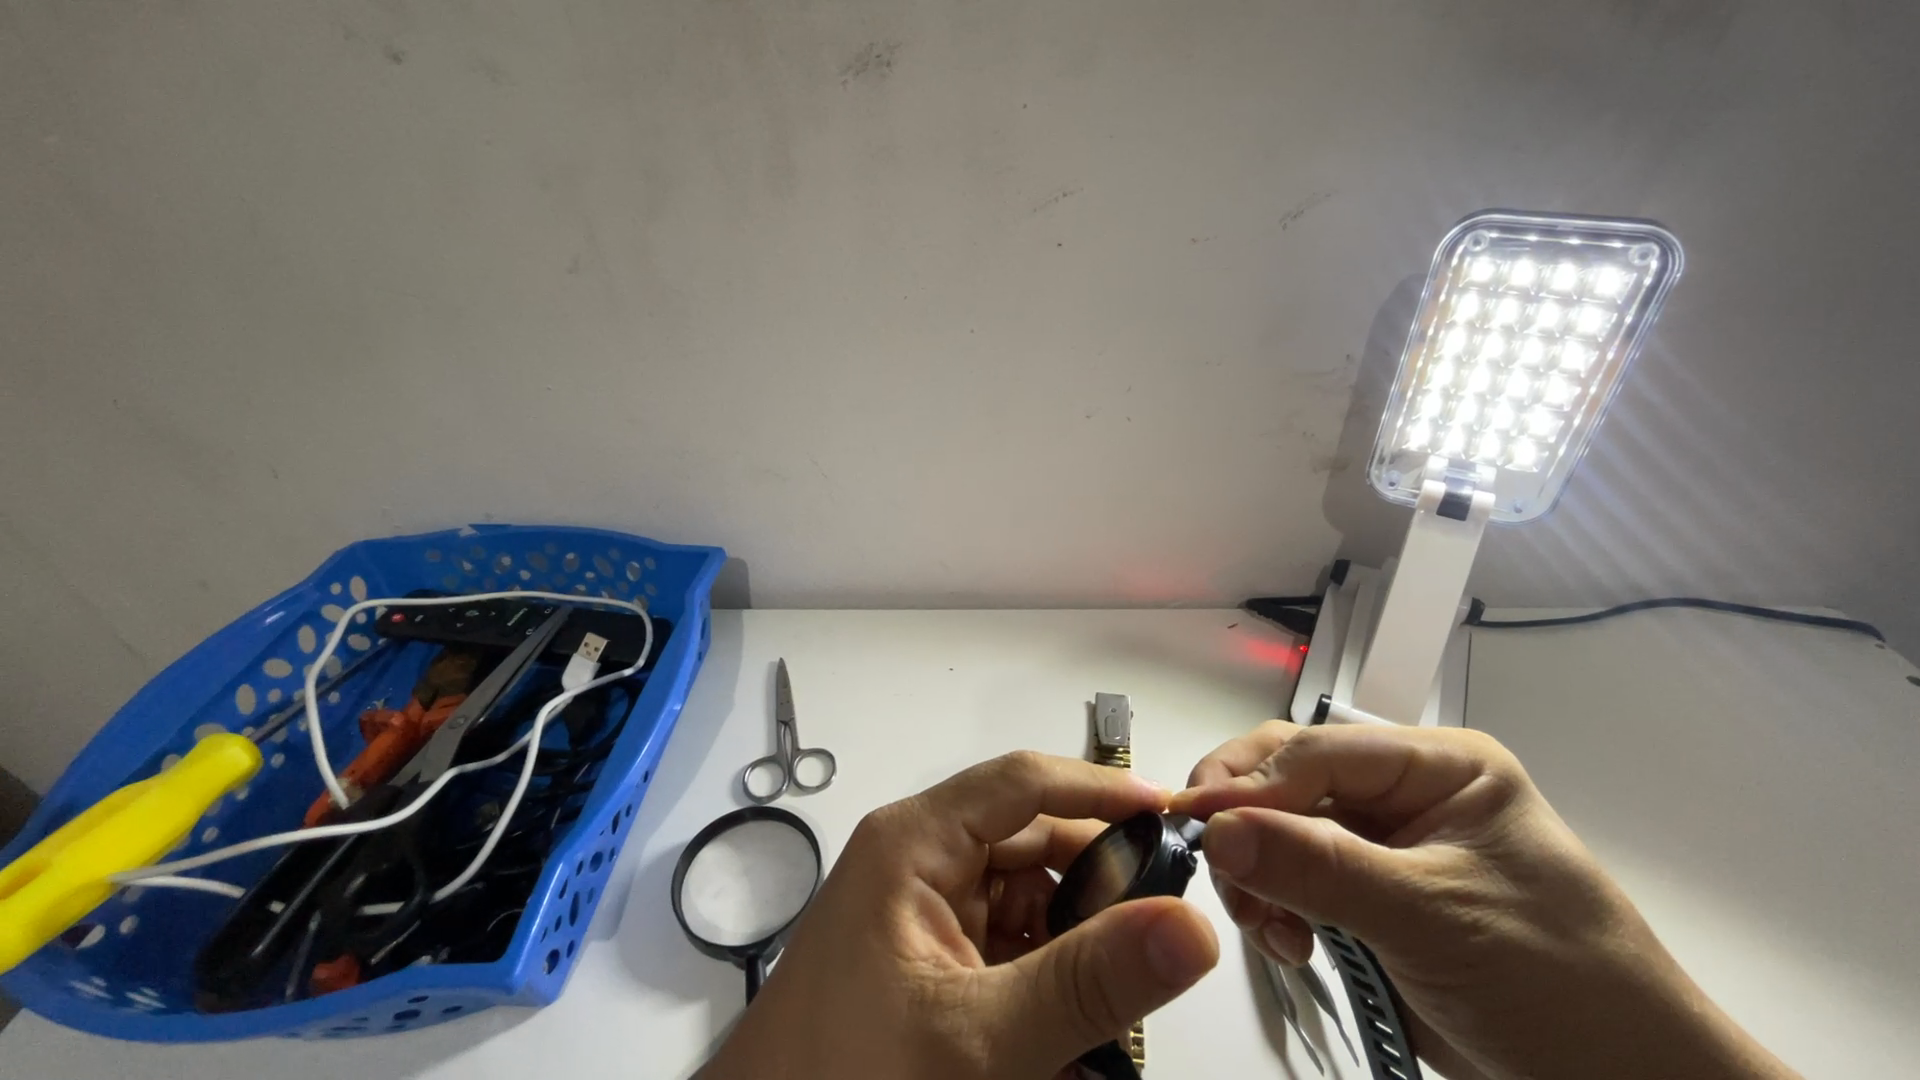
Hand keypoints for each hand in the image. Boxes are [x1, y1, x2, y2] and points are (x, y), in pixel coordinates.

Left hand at [705, 751, 1220, 1078]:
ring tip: (1122, 996)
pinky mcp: (931, 958)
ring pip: (1029, 900)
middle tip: (1165, 935)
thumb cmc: (851, 1075)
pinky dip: (1049, 977)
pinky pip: (1009, 946)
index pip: (1025, 783)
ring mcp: (926, 910)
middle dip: (1100, 886)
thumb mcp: (979, 1035)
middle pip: (1034, 843)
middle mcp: (921, 860)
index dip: (1102, 792)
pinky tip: (1076, 1030)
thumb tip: (1193, 927)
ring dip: (1078, 943)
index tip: (1175, 817)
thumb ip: (1088, 981)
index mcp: (916, 842)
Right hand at [1172, 721, 1797, 1079]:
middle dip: (1243, 819)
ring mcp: (1375, 842)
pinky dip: (1267, 903)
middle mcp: (1398, 790)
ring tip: (1269, 928)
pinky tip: (1288, 942)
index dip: (1251, 782)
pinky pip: (1283, 875)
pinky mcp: (1359, 892)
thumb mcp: (1433, 916)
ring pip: (1273, 825)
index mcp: (1435, 765)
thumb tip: (1216, 832)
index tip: (1194, 822)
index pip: (1316, 750)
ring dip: (1251, 870)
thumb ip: (1319, 868)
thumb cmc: (1554, 986)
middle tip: (1217, 868)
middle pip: (1285, 774)